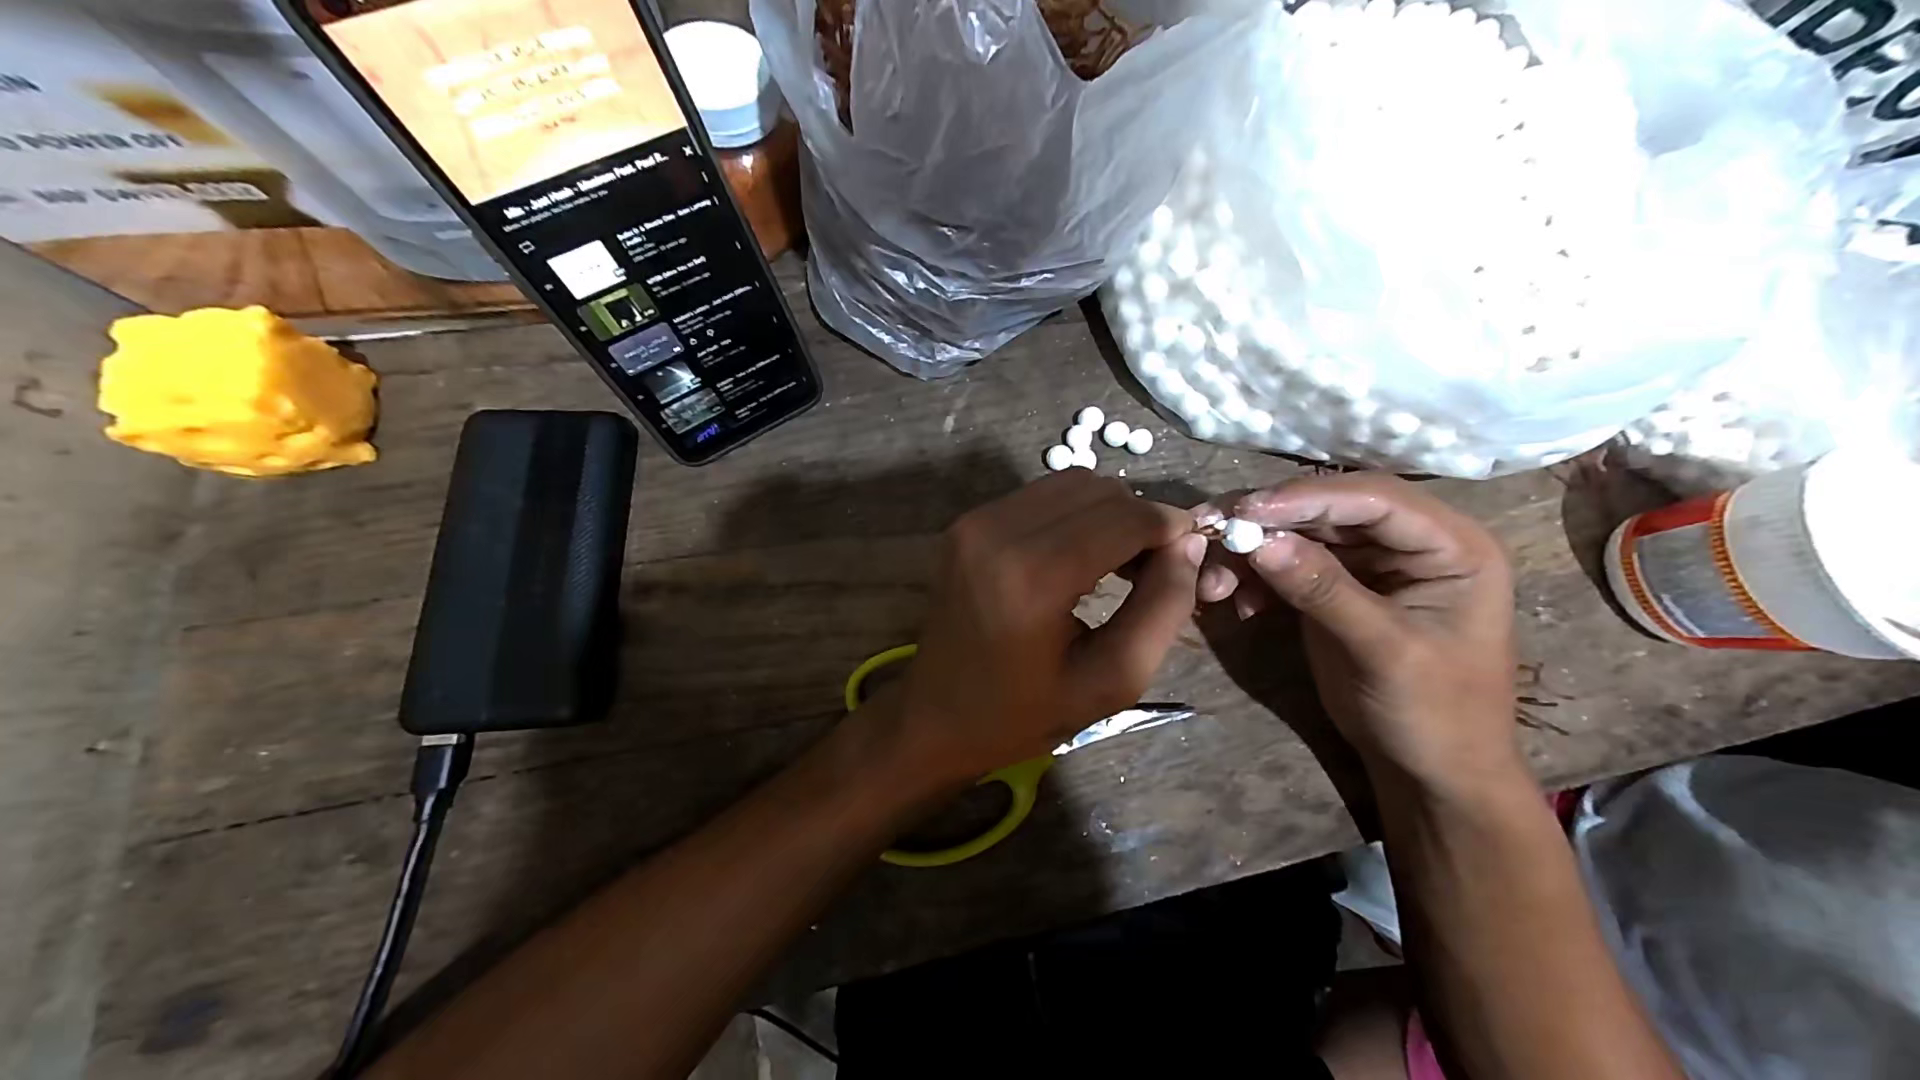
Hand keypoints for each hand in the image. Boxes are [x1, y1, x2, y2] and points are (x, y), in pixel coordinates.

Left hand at [892, 471, 1204, 784]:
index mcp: (1033, 575)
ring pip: (1070, 484)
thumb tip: (1188, 543)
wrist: (935, 716)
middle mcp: (998, 531)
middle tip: (1154, 569)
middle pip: (1099, 490)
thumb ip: (1163, 608)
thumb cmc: (1024, 713)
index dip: (1170, 527)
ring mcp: (976, 522)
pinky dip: (1074, 515)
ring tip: (1120, 564)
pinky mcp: (966, 523)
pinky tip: (1081, 557)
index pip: (1125, 517)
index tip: (1190, 555)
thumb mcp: (1113, 680)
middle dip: (1140, 519)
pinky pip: (1040, 496)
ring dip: (1108, 513)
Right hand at [1194, 474, 1522, 792]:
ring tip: (1213, 584)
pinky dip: (1254, 577)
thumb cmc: (1435, 713)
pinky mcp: (1334, 586)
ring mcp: (1368, 564)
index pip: (1373, 499)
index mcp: (1450, 545)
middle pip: (1327, 509)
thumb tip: (1260, 542)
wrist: (1429, 770)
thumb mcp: (1384, 651)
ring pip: (1298, 534)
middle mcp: (1408, 542)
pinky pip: (1285, 564)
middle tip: (1212, 535)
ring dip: (1250, 552)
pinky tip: (1235, 602)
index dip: (1307, 498)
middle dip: (1267, 522)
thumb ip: (1324, 591)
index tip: (1243, 512)